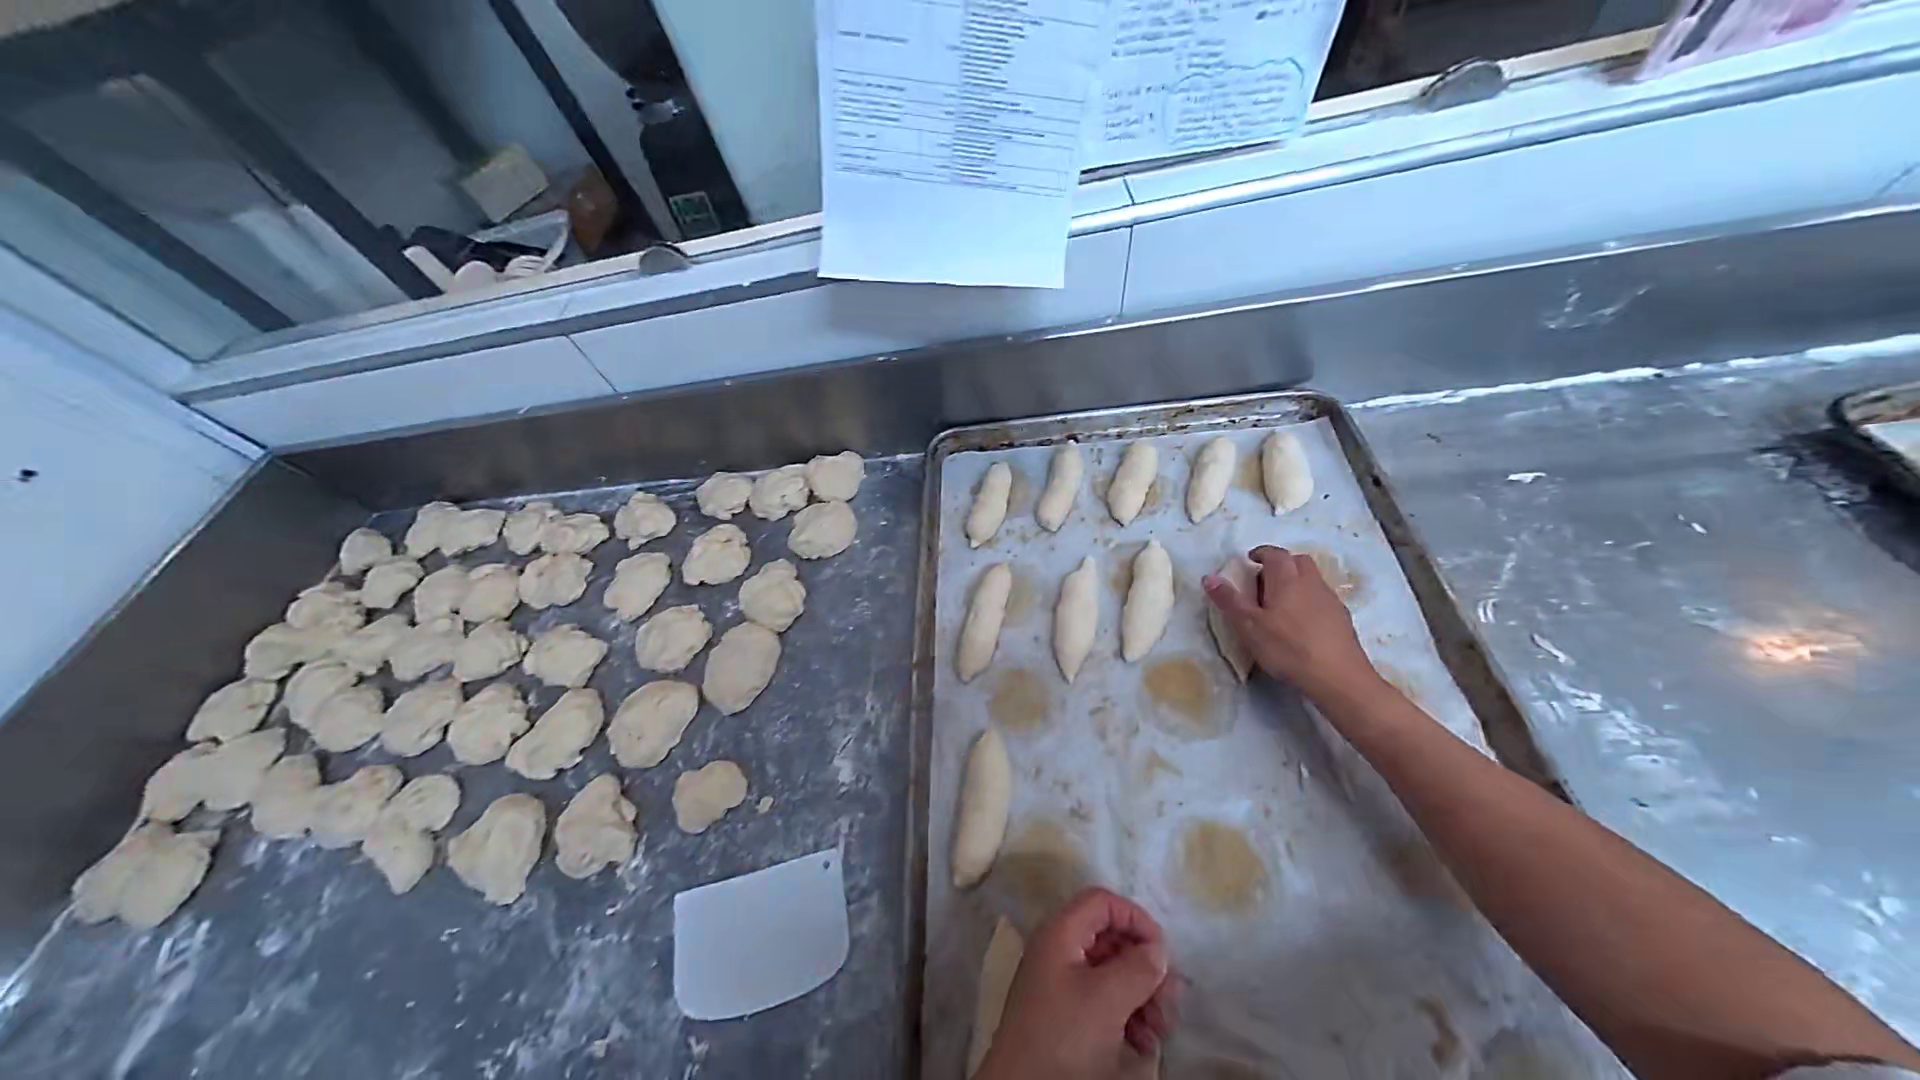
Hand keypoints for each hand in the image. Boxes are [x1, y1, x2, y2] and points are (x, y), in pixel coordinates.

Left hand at [976, 887, 1176, 1079]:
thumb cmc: (1064, 1037)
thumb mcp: (1106, 1000)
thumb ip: (1137, 968)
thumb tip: (1157, 949)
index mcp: (1060, 932)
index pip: (1102, 902)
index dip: (1135, 918)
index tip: (1163, 952)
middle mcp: (1059, 950)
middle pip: (1111, 938)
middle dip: (1144, 967)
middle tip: (1170, 1000)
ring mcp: (1061, 983)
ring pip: (1112, 972)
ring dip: (1142, 996)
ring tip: (1161, 1029)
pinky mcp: (1066, 1015)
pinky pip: (1104, 999)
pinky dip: (1128, 1014)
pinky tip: (1144, 1043)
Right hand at [1203, 545, 1379, 700]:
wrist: (1338, 677)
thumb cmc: (1288, 648)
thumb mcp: (1248, 626)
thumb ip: (1229, 600)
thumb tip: (1209, 577)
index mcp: (1286, 579)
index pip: (1275, 554)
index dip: (1261, 554)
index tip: (1249, 561)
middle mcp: (1311, 582)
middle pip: (1298, 561)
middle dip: (1281, 564)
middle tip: (1263, 581)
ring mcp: (1330, 600)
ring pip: (1312, 579)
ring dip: (1296, 582)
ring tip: (1280, 604)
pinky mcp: (1342, 618)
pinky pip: (1321, 598)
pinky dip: (1309, 600)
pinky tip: (1301, 624)